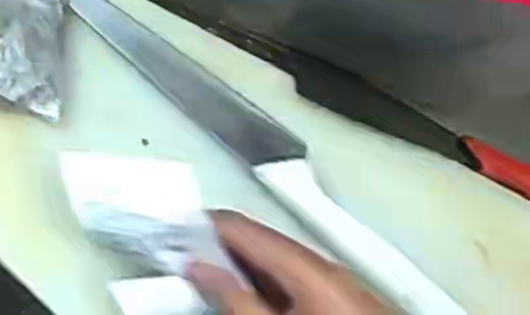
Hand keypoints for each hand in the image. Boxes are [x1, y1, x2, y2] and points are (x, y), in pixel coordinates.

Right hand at [189, 211, 387, 314]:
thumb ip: (232, 296)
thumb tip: (196, 265)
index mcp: (307, 265)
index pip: (236, 223)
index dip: (197, 225)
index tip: (171, 235)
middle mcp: (329, 266)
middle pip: (258, 238)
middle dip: (221, 247)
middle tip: (192, 263)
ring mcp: (348, 287)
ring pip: (278, 257)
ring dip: (245, 264)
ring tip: (222, 284)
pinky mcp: (358, 305)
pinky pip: (300, 277)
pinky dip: (272, 280)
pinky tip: (260, 297)